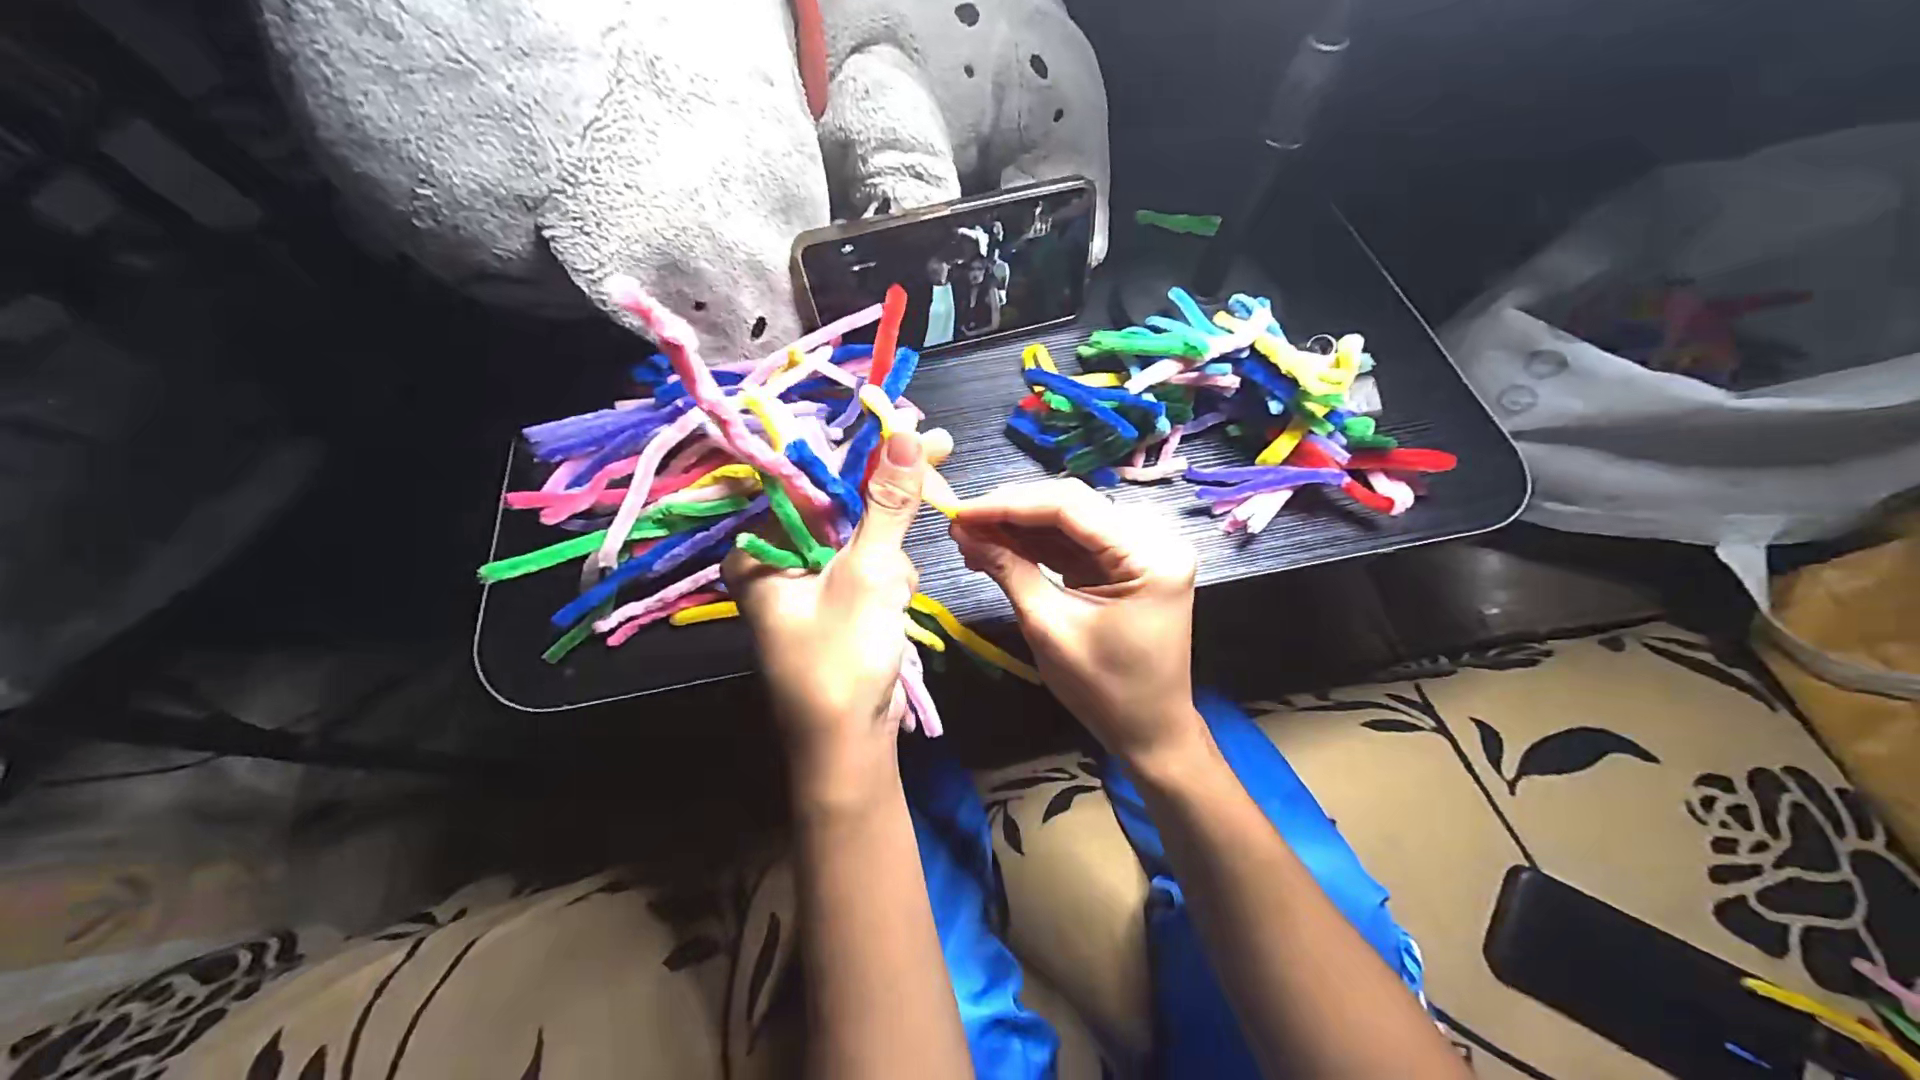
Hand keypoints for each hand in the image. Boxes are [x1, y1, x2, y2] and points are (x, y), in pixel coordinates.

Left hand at [725, 431, 925, 806]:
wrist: (850, 748)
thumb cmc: (843, 659)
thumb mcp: (868, 574)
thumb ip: (887, 504)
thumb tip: (906, 434)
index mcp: (761, 549)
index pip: (815, 479)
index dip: (865, 453)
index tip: (913, 430)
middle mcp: (778, 562)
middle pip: (843, 508)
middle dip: (886, 517)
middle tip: (939, 461)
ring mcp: (809, 586)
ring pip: (864, 541)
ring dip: (890, 561)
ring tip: (895, 596)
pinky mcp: (837, 606)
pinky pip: (869, 572)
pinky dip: (889, 583)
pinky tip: (895, 608)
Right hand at [950, 479, 1203, 765]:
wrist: (1147, 730)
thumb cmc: (1104, 690)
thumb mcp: (1050, 628)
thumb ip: (1008, 570)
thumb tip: (963, 532)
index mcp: (1151, 556)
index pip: (1072, 509)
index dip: (1010, 505)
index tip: (960, 512)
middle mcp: (1154, 540)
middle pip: (1072, 507)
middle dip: (1013, 513)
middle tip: (962, 524)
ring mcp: (1142, 549)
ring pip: (1070, 521)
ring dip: (1020, 528)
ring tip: (972, 537)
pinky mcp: (1126, 562)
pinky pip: (1075, 542)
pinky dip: (1037, 545)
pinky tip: (1000, 548)